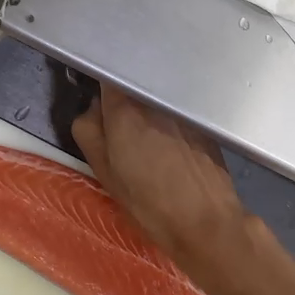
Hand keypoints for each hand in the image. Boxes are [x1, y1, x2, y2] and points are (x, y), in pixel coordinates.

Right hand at [72, 82, 248, 264]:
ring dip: (147, 107)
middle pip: (132, 81)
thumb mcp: (103, 171)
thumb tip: (94, 107)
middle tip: (119, 122)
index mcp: (123, 108)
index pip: (107, 72)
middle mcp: (153, 99)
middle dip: (123, 94)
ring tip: (147, 136)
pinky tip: (171, 145)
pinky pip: (176, 109)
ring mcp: (180, 108)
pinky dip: (168, 119)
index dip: (101, 78)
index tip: (98, 94)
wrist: (206, 223)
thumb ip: (88, 130)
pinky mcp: (201, 121)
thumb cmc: (148, 201)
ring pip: (155, 96)